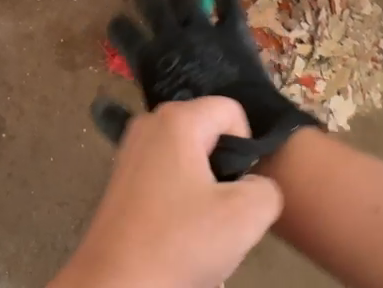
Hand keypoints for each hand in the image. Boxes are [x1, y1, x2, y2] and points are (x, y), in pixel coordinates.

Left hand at [54, 98, 282, 287]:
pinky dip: (179, 199)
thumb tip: (254, 184)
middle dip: (224, 170)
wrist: (116, 283)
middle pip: (208, 133)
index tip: (240, 187)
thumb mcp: (245, 217)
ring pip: (188, 157)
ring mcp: (131, 148)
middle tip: (222, 211)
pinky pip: (166, 174)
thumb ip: (266, 188)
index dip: (246, 147)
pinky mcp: (121, 176)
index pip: (231, 111)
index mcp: (177, 119)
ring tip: (199, 227)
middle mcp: (150, 122)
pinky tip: (176, 233)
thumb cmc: (180, 242)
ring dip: (203, 189)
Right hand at [104, 0, 317, 166]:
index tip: (116, 22)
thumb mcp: (149, 135)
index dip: (119, 27)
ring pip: (186, 1)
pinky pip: (228, 6)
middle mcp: (174, 40)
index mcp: (151, 62)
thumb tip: (97, 103)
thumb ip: (118, 119)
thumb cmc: (197, 144)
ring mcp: (205, 34)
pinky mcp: (234, 35)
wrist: (248, 140)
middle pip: (154, 9)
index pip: (125, 35)